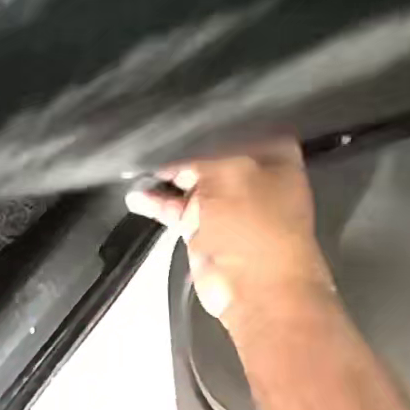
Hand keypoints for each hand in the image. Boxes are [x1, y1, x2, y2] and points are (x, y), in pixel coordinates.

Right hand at [124, 140, 334, 328]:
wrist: (254, 290)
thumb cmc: (254, 228)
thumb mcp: (227, 174)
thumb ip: (199, 156)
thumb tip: (172, 158)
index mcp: (274, 161)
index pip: (238, 127)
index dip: (208, 124)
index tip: (177, 119)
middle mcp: (252, 179)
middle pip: (209, 153)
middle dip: (181, 149)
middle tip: (151, 141)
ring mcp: (226, 205)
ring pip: (188, 180)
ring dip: (163, 176)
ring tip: (135, 169)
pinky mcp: (203, 227)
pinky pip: (174, 206)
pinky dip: (155, 201)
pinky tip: (136, 196)